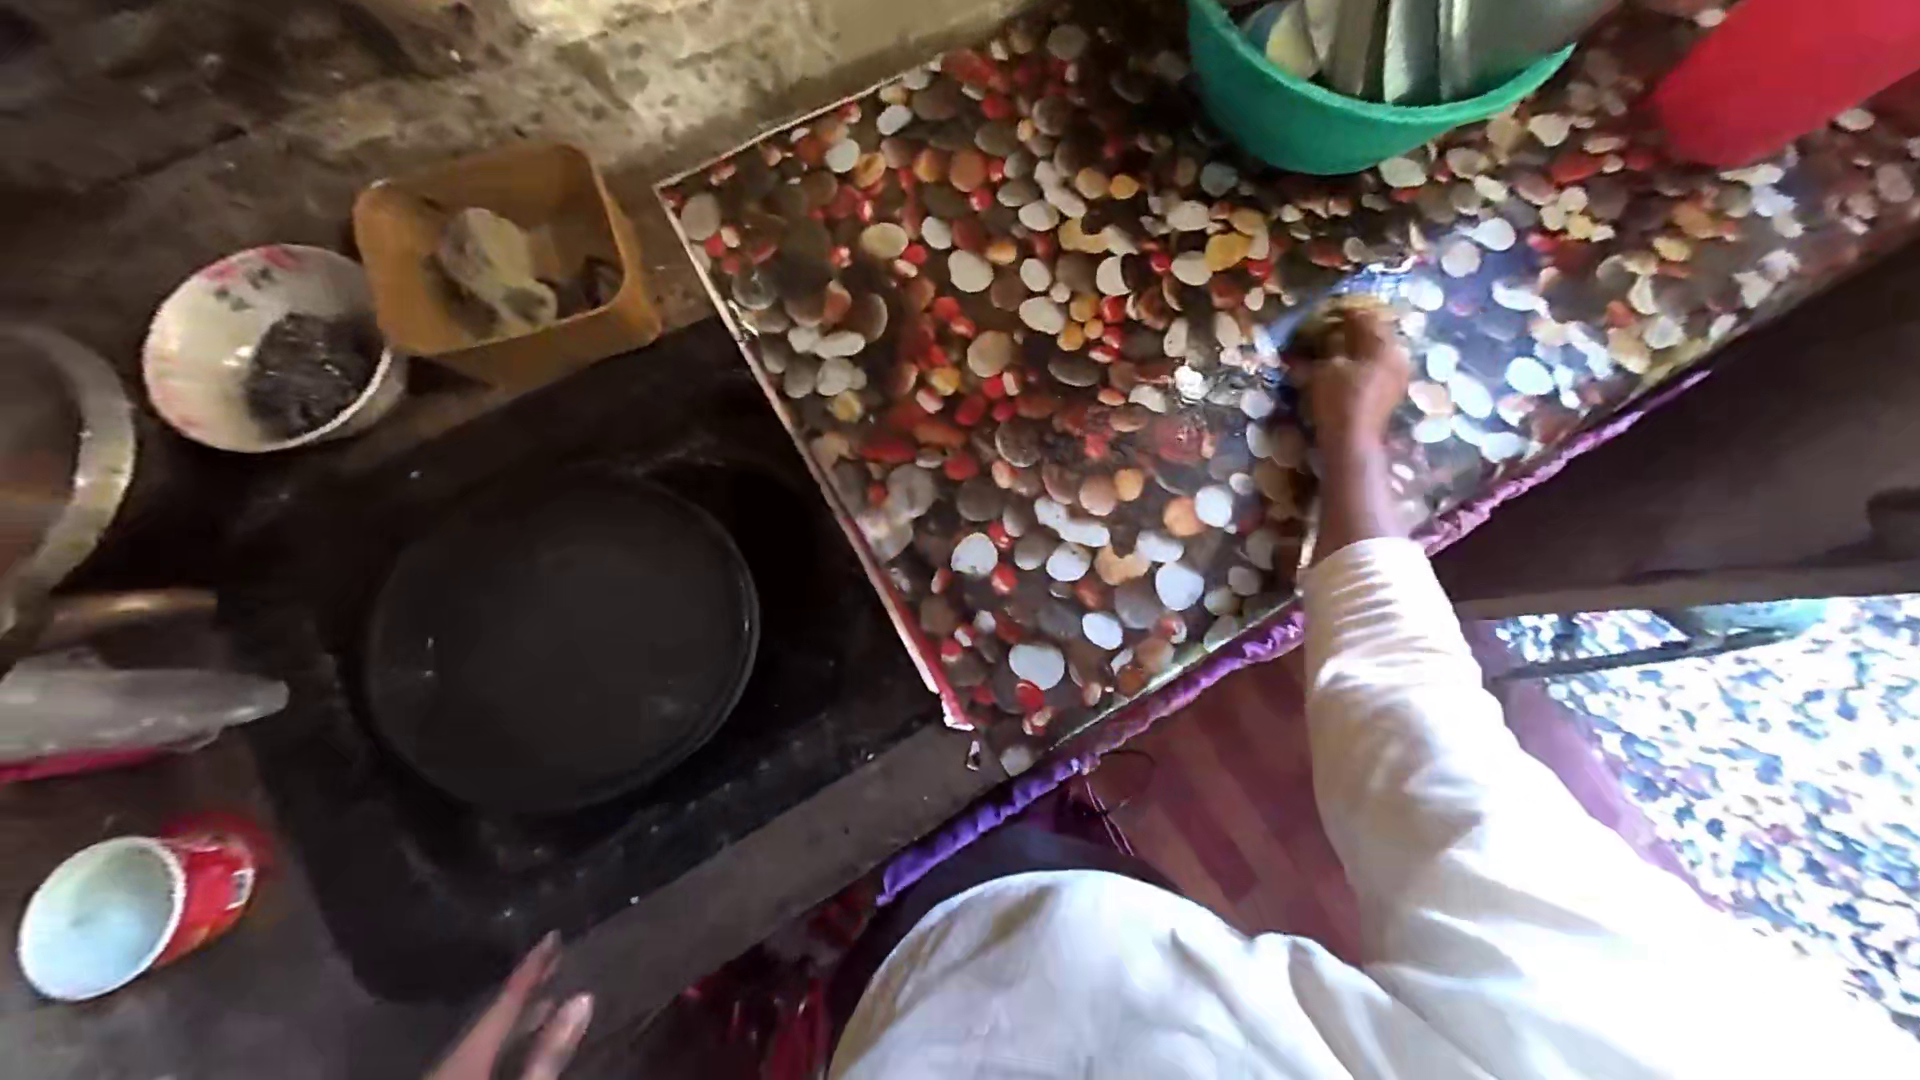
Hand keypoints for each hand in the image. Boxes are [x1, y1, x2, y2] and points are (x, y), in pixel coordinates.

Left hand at [427, 933, 592, 1079]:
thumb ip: (547, 1058)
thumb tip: (583, 998)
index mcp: (465, 1061)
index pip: (505, 1002)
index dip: (532, 967)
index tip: (553, 935)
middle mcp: (448, 1068)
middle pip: (490, 1021)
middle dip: (525, 993)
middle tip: (557, 962)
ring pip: (480, 1044)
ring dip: (514, 1022)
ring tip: (546, 1001)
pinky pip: (472, 1062)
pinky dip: (500, 1047)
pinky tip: (514, 1049)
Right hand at [1301, 307, 1411, 457]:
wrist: (1351, 440)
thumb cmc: (1337, 401)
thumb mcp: (1322, 371)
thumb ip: (1320, 352)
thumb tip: (1312, 341)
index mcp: (1383, 345)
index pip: (1365, 318)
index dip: (1344, 314)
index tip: (1326, 312)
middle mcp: (1397, 356)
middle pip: (1374, 336)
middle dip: (1352, 333)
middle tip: (1330, 332)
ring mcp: (1398, 376)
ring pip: (1376, 354)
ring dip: (1357, 350)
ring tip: (1336, 352)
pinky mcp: (1391, 394)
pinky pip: (1376, 370)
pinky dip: (1360, 366)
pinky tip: (1345, 372)